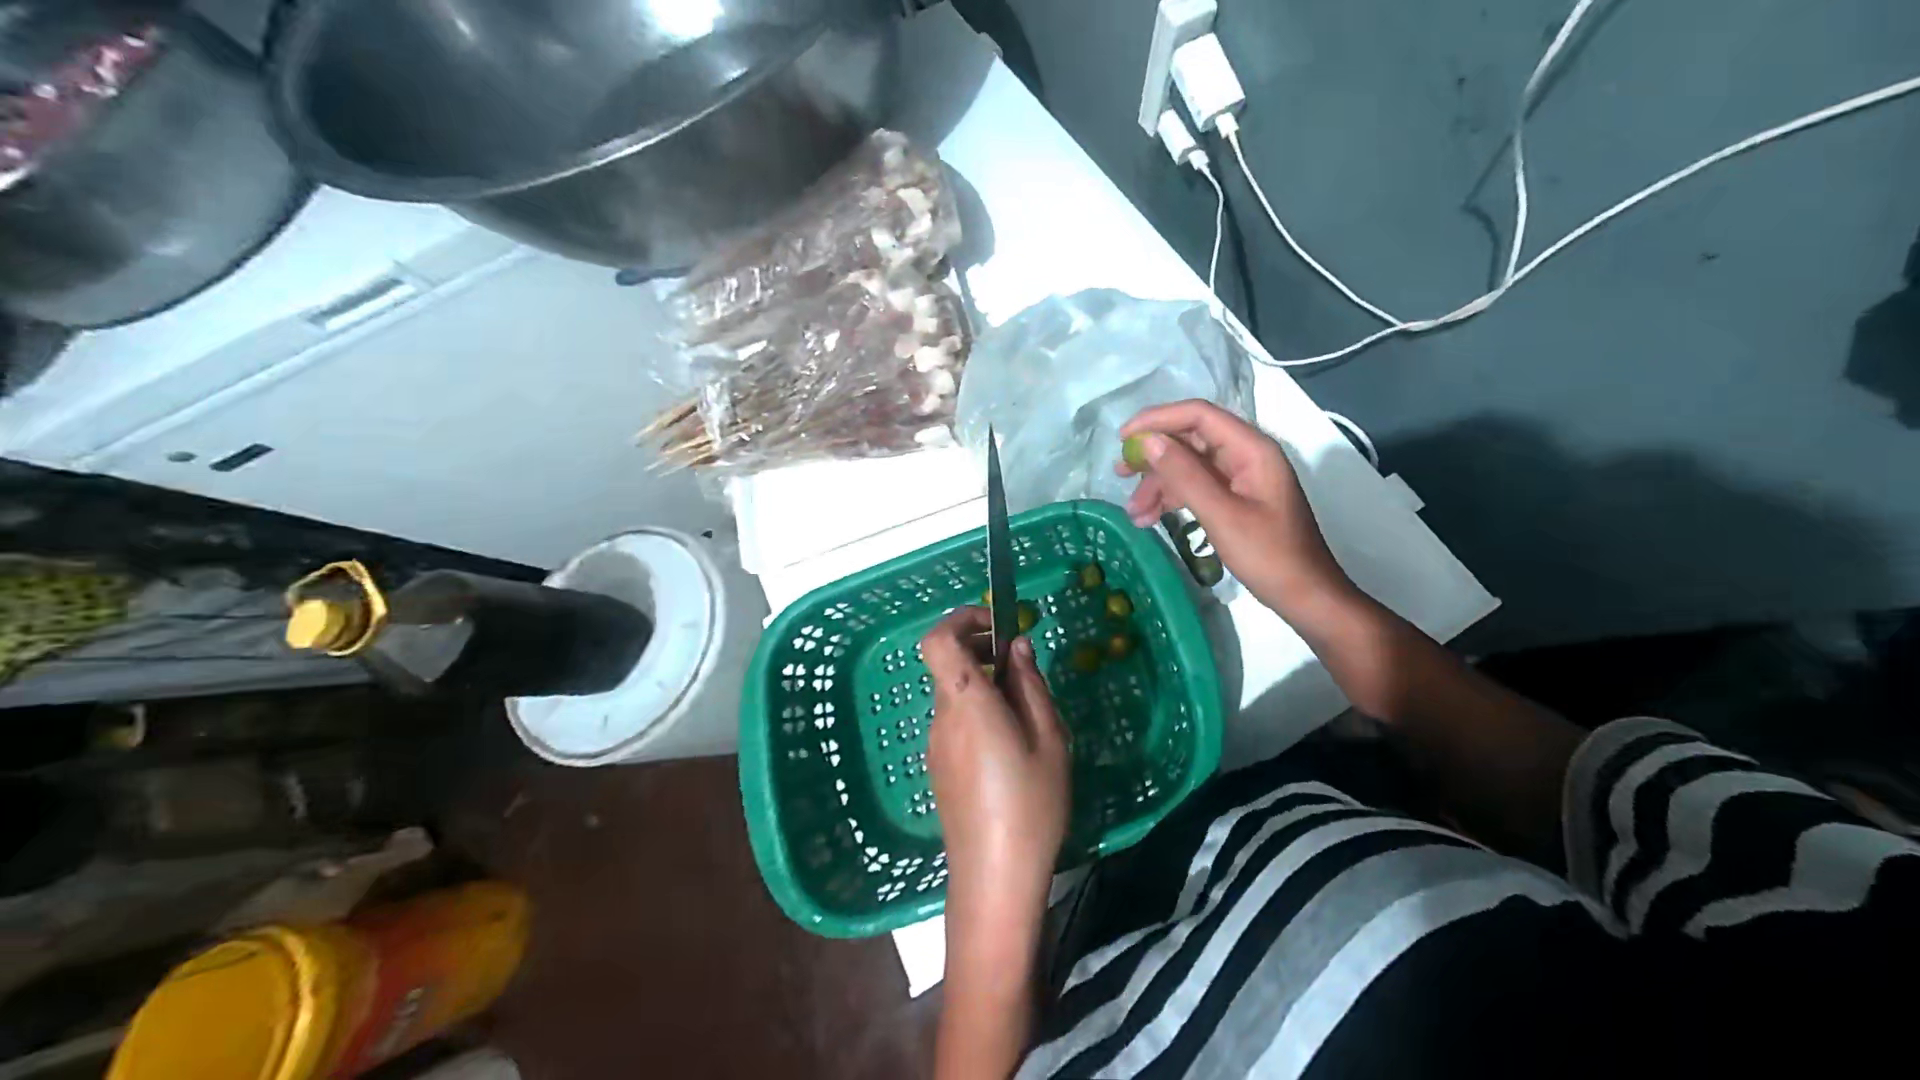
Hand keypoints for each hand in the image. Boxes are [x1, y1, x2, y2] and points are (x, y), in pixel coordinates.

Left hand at [921, 607, 1069, 911]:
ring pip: (955, 694)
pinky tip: (1011, 744)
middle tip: (1022, 664)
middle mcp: (942, 717)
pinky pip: (956, 721)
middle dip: (981, 650)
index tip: (997, 625)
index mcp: (966, 702)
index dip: (961, 620)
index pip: (938, 639)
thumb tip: (1017, 647)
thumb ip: (1030, 686)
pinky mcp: (939, 767)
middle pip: (947, 664)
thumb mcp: (1048, 739)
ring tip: (1027, 711)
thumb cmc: (1031, 804)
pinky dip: (978, 711)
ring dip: (984, 684)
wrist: (994, 876)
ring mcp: (936, 744)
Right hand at [1117, 399, 1354, 616]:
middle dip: (1153, 456)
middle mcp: (1245, 454)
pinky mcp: (1235, 497)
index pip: (1198, 415)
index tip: (1123, 438)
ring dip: (1158, 484)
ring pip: (1188, 465)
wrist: (1305, 595)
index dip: (1158, 420)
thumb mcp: (1221, 515)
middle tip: (1120, 474)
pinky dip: (1172, 498)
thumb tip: (1148, 442)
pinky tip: (1150, 518)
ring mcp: (1240, 476)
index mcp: (1251, 449)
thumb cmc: (1269, 555)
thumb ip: (1184, 475)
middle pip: (1190, 439)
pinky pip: (1196, 486)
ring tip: (1134, 513)